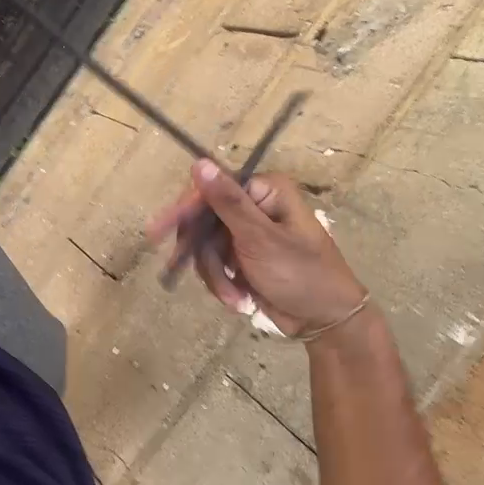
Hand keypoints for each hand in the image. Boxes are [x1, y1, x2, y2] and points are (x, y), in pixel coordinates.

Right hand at [147, 162, 367, 335]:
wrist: (325, 322)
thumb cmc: (301, 274)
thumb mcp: (260, 238)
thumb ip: (227, 201)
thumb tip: (198, 162)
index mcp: (264, 190)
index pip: (210, 190)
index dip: (184, 212)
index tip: (157, 233)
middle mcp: (255, 205)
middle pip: (204, 220)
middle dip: (202, 254)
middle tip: (180, 269)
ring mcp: (249, 232)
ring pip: (206, 246)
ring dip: (215, 275)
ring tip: (234, 297)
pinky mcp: (244, 256)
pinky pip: (215, 263)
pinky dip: (222, 283)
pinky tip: (239, 299)